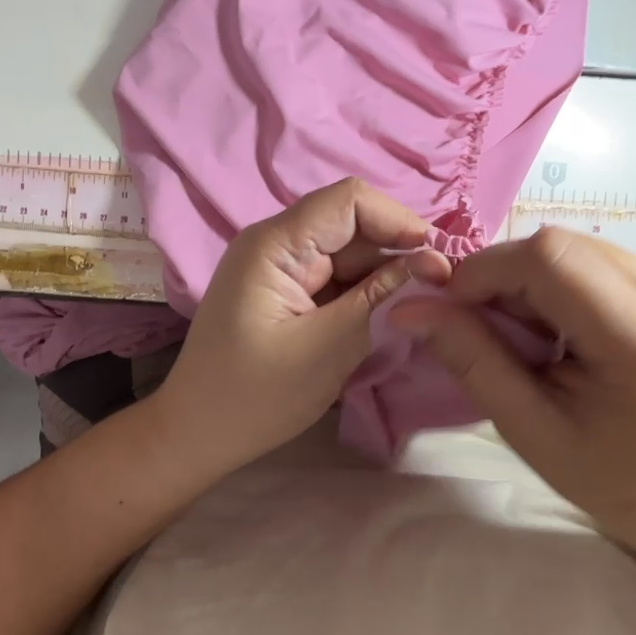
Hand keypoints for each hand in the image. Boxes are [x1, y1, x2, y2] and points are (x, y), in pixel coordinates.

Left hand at [156, 178, 450, 466]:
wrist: (198, 433)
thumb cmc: (257, 397)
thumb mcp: (329, 347)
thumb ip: (380, 297)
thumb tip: (433, 261)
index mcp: (274, 245)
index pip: (348, 201)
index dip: (397, 221)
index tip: (435, 261)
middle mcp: (273, 243)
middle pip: (349, 224)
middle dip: (395, 251)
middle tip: (437, 292)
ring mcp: (276, 266)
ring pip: (345, 251)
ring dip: (381, 274)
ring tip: (416, 307)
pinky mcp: (281, 290)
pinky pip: (332, 276)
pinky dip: (361, 291)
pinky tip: (384, 314)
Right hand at [389, 227, 635, 541]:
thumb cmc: (613, 478)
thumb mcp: (529, 429)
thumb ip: (471, 358)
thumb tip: (408, 307)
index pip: (550, 258)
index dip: (486, 269)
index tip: (451, 309)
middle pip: (561, 246)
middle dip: (505, 279)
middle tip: (489, 332)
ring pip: (575, 248)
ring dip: (531, 283)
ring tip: (530, 340)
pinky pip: (597, 260)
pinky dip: (559, 286)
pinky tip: (561, 332)